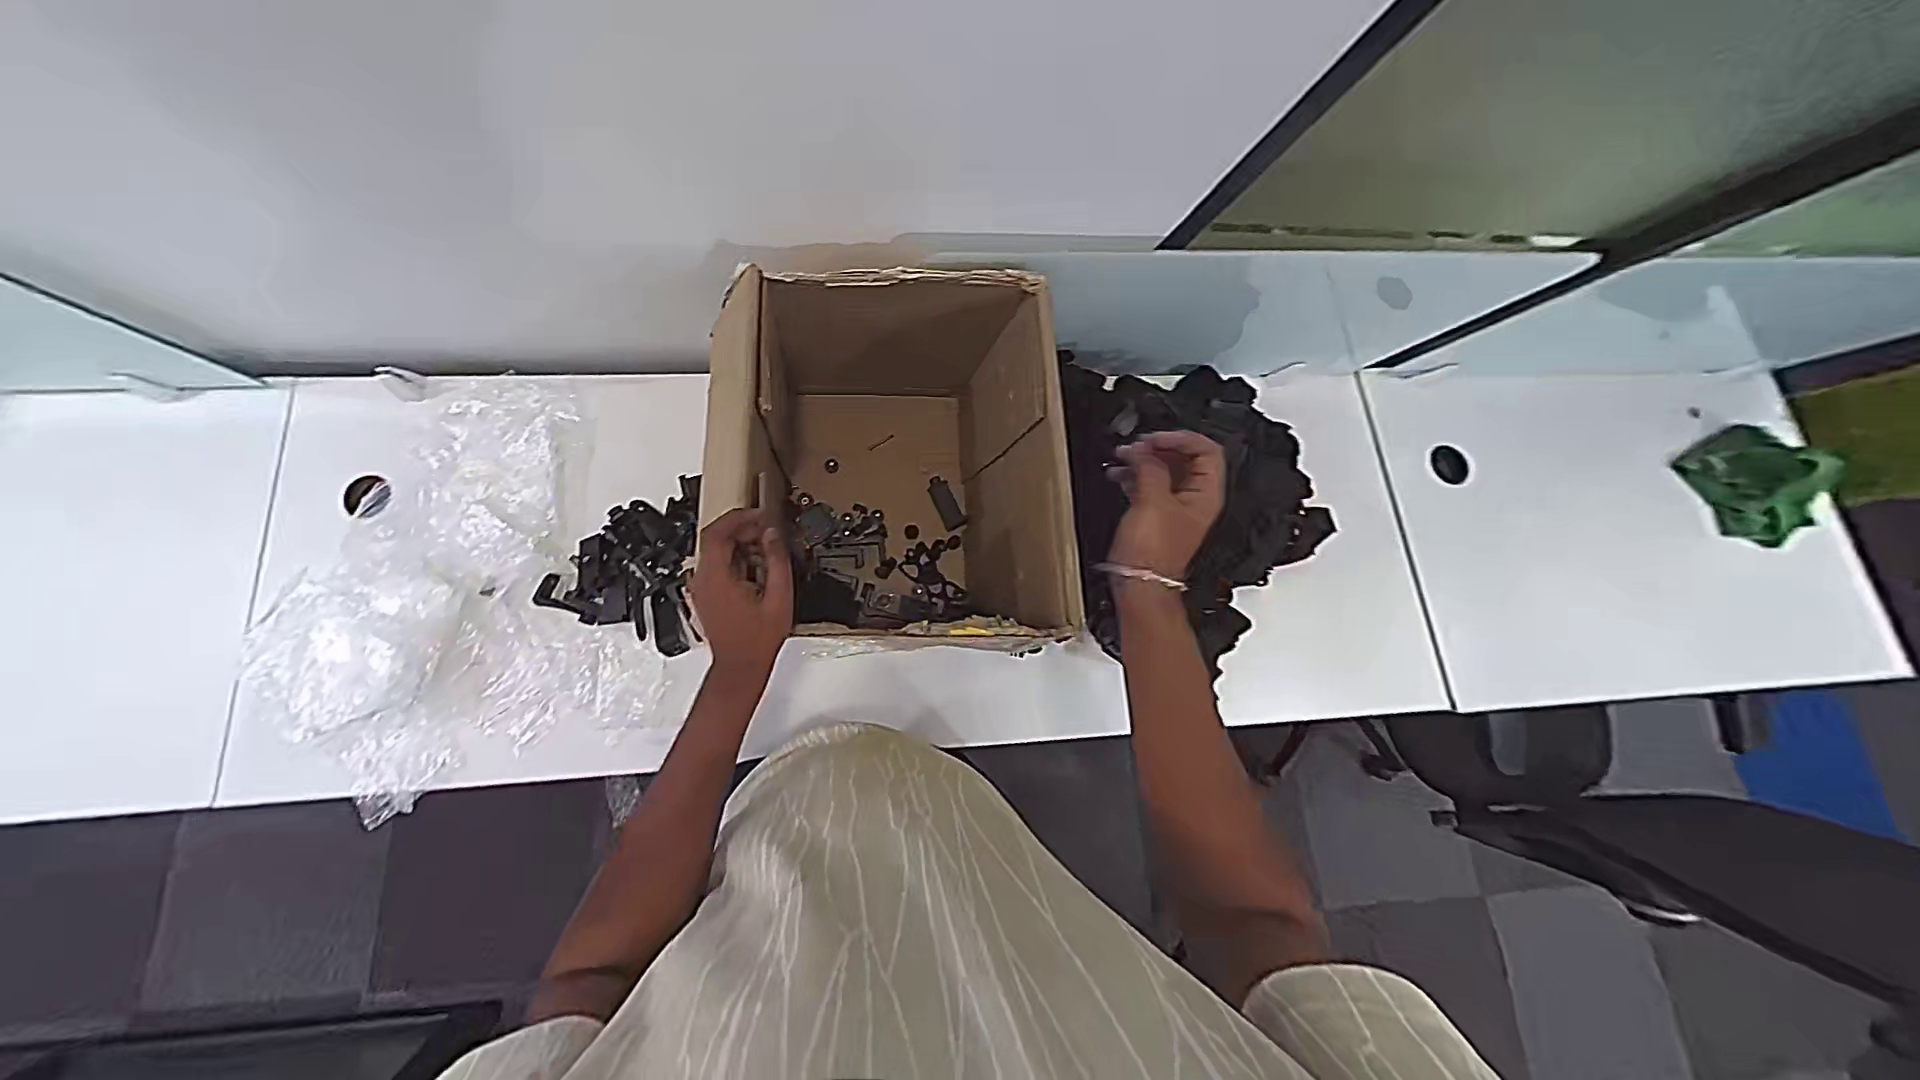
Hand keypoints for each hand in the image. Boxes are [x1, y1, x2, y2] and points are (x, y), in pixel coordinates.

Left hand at [689, 508, 791, 675]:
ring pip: (715, 552)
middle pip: (715, 539)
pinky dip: (734, 559)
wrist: (741, 665)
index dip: (739, 517)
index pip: (717, 533)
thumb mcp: (779, 596)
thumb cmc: (757, 640)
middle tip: (766, 531)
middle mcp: (702, 581)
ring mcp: (701, 589)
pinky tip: (755, 567)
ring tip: (765, 550)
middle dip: (742, 529)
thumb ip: (777, 561)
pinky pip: (716, 566)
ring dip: (739, 544)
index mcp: (716, 578)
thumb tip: (773, 536)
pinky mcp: (705, 595)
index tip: (759, 515)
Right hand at [1106, 430, 1226, 579]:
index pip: (1206, 451)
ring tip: (1123, 456)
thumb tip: (1144, 451)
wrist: (1139, 583)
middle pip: (1183, 459)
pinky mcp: (1154, 516)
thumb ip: (1150, 469)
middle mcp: (1193, 500)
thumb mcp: (1153, 501)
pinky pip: (1147, 486)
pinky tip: (1118, 474)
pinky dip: (1132, 476)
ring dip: (1142, 460)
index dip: (1181, 438)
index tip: (1156, 438)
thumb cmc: (1154, 555)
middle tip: (1138, 445)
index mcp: (1205, 495)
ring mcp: (1174, 508)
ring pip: (1162, 471)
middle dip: (1158, 447)